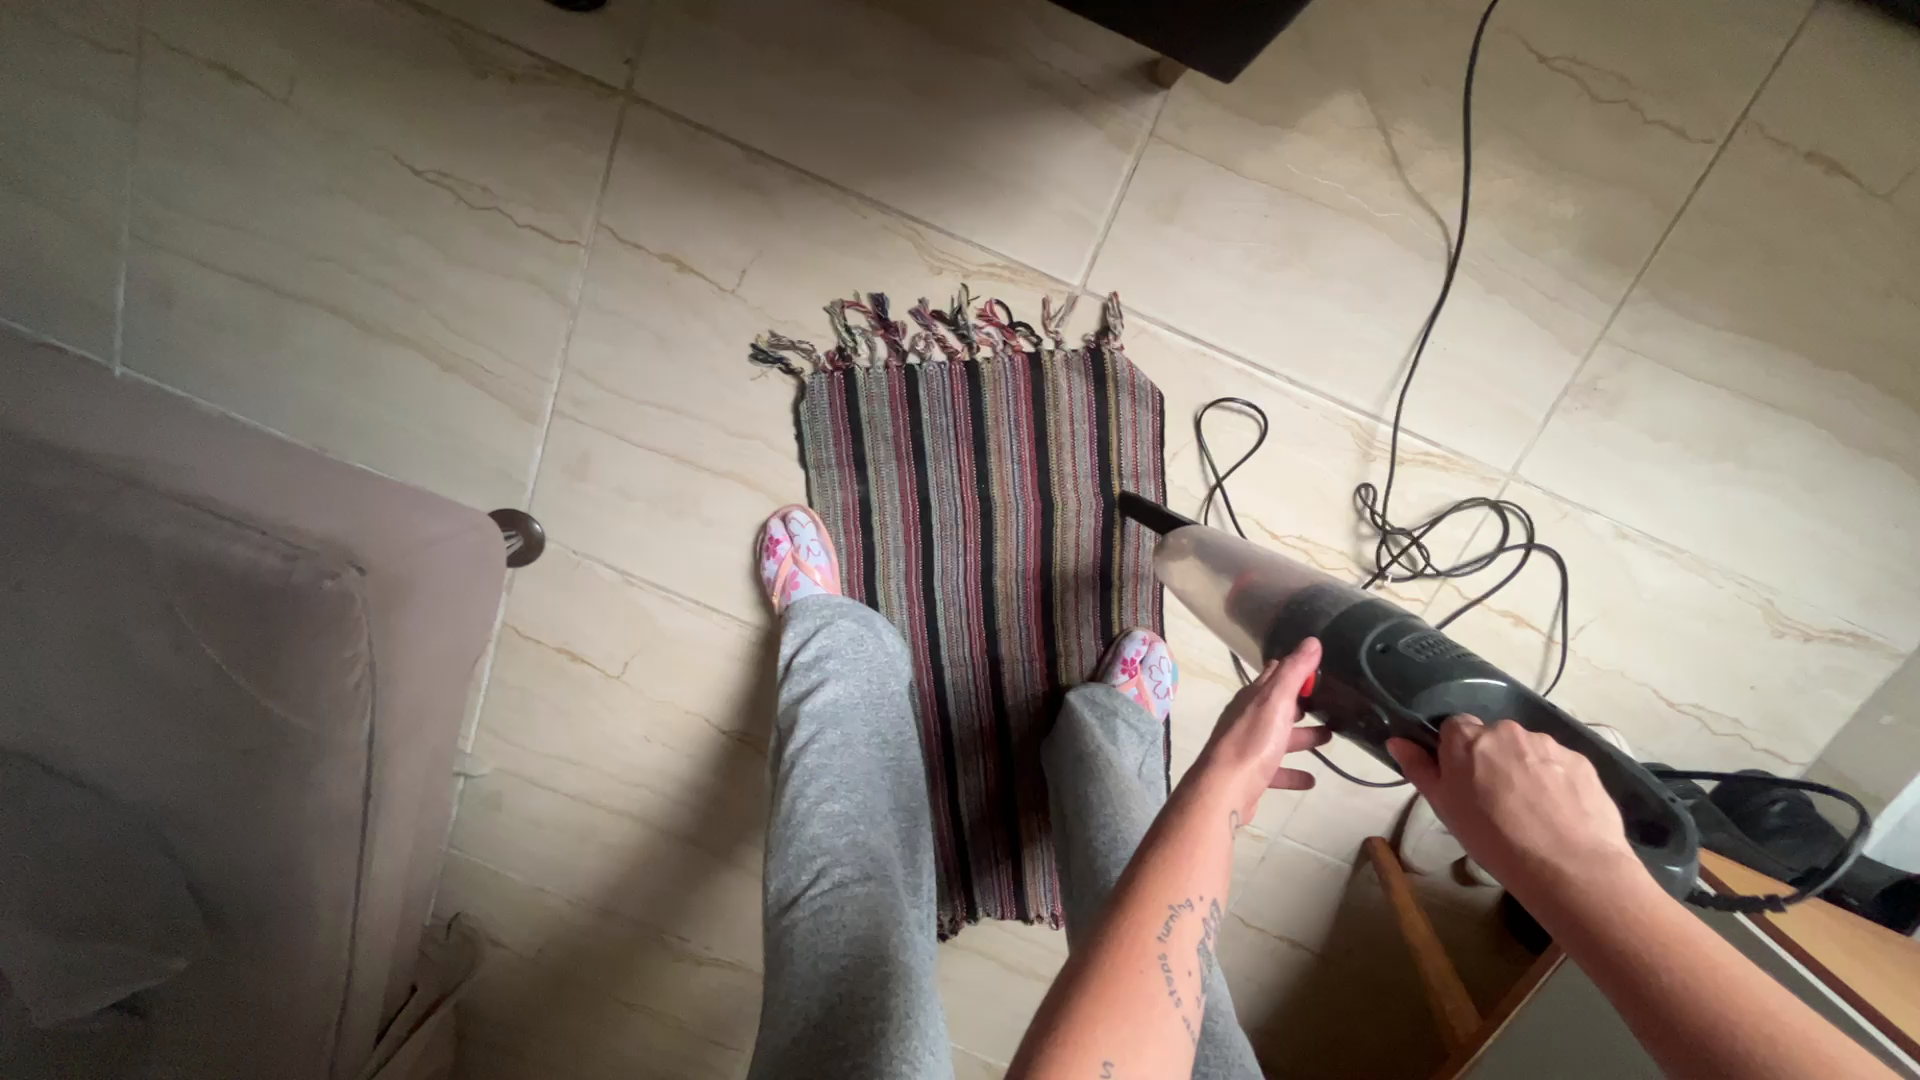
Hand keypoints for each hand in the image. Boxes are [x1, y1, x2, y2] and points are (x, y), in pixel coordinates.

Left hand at [1198, 637, 1330, 821]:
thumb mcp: (1275, 702)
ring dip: (1302, 737)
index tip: (1323, 671)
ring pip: (1279, 738)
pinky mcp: (1252, 773)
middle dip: (1303, 705)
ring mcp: (1248, 746)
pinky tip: (1311, 779)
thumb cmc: (1252, 741)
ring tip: (1330, 738)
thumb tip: (1311, 641)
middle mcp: (1248, 718)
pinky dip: (1292, 772)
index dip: (1296, 670)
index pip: (1274, 675)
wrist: (1225, 788)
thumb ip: (1293, 673)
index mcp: (1252, 698)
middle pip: (1279, 707)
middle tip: (1333, 706)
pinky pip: (1276, 770)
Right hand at [1388, 716, 1638, 897]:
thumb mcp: (1443, 806)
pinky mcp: (1583, 762)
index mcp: (1466, 738)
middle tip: (1496, 797)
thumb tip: (1397, 741)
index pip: (1454, 727)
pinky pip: (1560, 764)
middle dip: (1493, 758)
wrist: (1569, 867)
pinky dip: (1556, 780)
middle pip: (1493, 736)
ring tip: (1532, 808)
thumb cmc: (1492, 837)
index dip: (1457, 751)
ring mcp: (1548, 744)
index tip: (1463, 778)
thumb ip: (1419, 768)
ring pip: (1528, 749)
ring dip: (1525, 768)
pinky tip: (1558, 811)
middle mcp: (1506, 731)